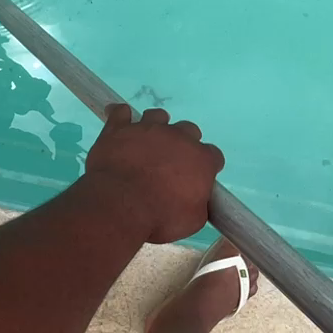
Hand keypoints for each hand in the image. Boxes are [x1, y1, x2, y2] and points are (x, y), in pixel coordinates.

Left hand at [81, 105, 224, 243]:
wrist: (121, 204)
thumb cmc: (160, 217)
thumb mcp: (192, 220)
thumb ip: (199, 203)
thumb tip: (196, 198)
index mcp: (201, 159)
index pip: (213, 155)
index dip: (206, 165)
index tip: (197, 176)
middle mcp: (177, 137)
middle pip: (188, 130)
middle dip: (182, 143)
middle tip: (170, 161)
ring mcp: (147, 128)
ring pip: (157, 116)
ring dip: (155, 127)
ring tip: (146, 143)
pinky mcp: (119, 128)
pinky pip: (120, 112)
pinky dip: (120, 117)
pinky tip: (120, 124)